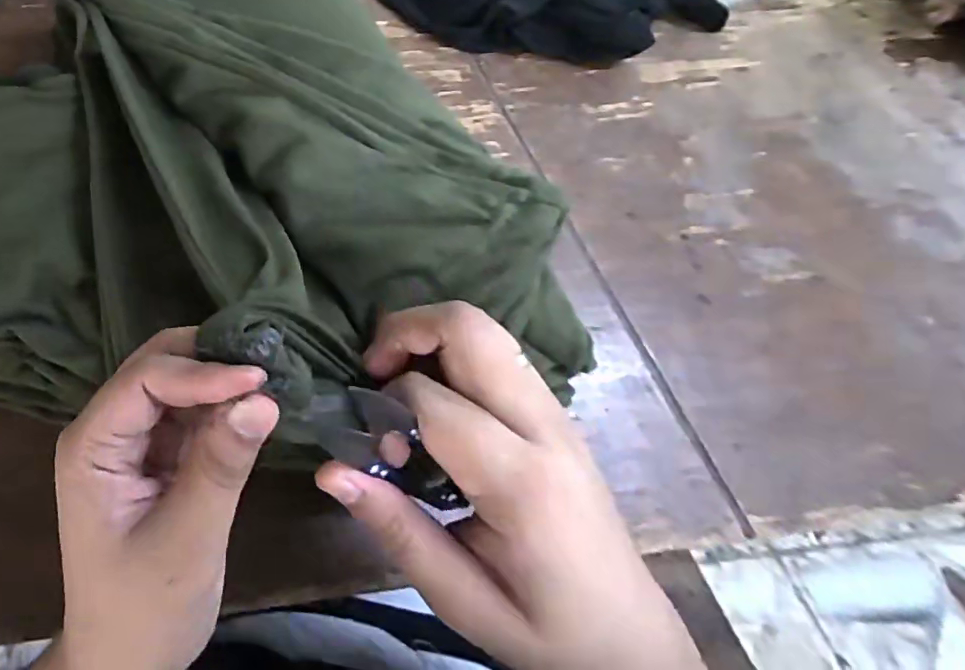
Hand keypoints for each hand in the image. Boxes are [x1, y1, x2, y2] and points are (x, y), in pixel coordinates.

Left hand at [41, 327, 280, 669]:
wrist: (125, 661)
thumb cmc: (145, 609)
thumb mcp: (188, 541)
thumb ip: (221, 466)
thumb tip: (264, 400)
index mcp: (91, 445)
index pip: (144, 380)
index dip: (201, 372)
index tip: (258, 378)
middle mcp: (104, 428)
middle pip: (154, 367)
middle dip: (208, 360)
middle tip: (265, 363)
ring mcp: (128, 439)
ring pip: (174, 381)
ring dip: (218, 377)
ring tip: (268, 378)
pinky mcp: (154, 453)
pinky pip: (188, 412)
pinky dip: (220, 404)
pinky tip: (252, 405)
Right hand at [315, 302, 702, 669]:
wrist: (634, 640)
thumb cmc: (547, 631)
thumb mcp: (464, 601)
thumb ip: (397, 530)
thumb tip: (330, 471)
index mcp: (524, 482)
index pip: (436, 401)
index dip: (387, 407)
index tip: (377, 446)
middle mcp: (544, 427)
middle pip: (469, 328)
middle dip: (404, 330)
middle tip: (373, 372)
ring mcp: (556, 411)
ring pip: (483, 327)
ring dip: (426, 335)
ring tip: (397, 380)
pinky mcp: (554, 410)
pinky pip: (494, 350)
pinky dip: (449, 350)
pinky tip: (433, 394)